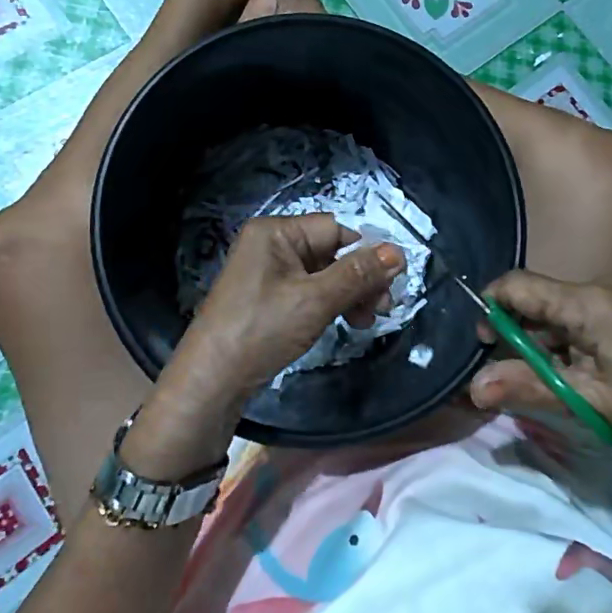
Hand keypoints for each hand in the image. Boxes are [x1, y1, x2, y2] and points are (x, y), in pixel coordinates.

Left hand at [162, 214, 403, 414]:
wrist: (211, 383)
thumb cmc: (261, 330)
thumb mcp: (315, 300)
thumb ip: (358, 275)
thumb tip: (400, 253)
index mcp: (276, 232)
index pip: (336, 229)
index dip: (366, 253)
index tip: (390, 282)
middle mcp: (272, 245)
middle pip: (333, 251)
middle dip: (361, 278)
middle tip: (383, 308)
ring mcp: (271, 273)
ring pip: (326, 274)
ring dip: (351, 294)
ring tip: (367, 321)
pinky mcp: (271, 299)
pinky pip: (312, 291)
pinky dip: (333, 304)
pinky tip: (348, 322)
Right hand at [467, 271, 611, 457]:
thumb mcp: (592, 401)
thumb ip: (530, 388)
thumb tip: (473, 386)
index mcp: (586, 302)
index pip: (517, 284)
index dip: (489, 308)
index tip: (478, 346)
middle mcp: (595, 292)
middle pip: (534, 300)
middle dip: (512, 335)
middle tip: (506, 377)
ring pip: (554, 316)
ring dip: (538, 346)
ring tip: (538, 386)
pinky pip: (576, 325)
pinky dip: (561, 349)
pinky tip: (568, 382)